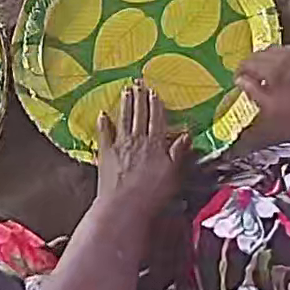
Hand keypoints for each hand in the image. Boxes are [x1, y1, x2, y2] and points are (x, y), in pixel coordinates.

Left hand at [93, 84, 190, 223]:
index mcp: (156, 143)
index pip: (157, 118)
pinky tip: (102, 113)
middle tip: (139, 82)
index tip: (154, 91)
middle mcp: (138, 139)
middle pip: (140, 114)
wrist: (123, 207)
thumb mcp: (173, 173)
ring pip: (124, 118)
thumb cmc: (152, 193)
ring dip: (125, 104)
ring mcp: (120, 145)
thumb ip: (179, 152)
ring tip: (126, 90)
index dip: (156, 104)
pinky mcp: (105, 153)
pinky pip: (104, 134)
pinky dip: (103, 123)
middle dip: (140, 97)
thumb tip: (187, 134)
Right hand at [234, 46, 289, 150]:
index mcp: (274, 66)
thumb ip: (253, 92)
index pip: (250, 62)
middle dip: (254, 63)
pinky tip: (287, 70)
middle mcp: (288, 55)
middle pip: (264, 53)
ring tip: (267, 74)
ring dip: (269, 59)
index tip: (238, 79)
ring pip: (279, 50)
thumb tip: (240, 80)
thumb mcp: (272, 109)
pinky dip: (286, 58)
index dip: (241, 70)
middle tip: (250, 77)